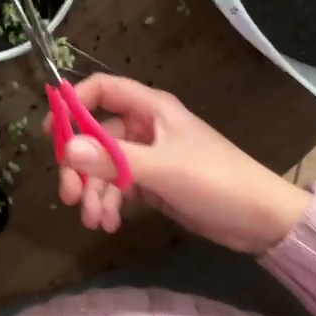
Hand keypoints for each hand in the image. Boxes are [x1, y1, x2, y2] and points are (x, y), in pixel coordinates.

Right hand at [53, 75, 311, 253]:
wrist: (262, 220)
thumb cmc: (216, 181)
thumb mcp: (162, 169)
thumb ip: (113, 160)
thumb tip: (68, 150)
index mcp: (151, 109)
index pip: (102, 90)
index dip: (73, 104)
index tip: (52, 134)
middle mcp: (146, 127)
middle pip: (95, 136)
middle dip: (79, 166)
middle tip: (69, 196)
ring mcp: (148, 155)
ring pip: (104, 167)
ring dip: (94, 193)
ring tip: (96, 222)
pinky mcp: (153, 183)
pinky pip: (118, 187)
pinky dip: (110, 204)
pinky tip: (111, 225)